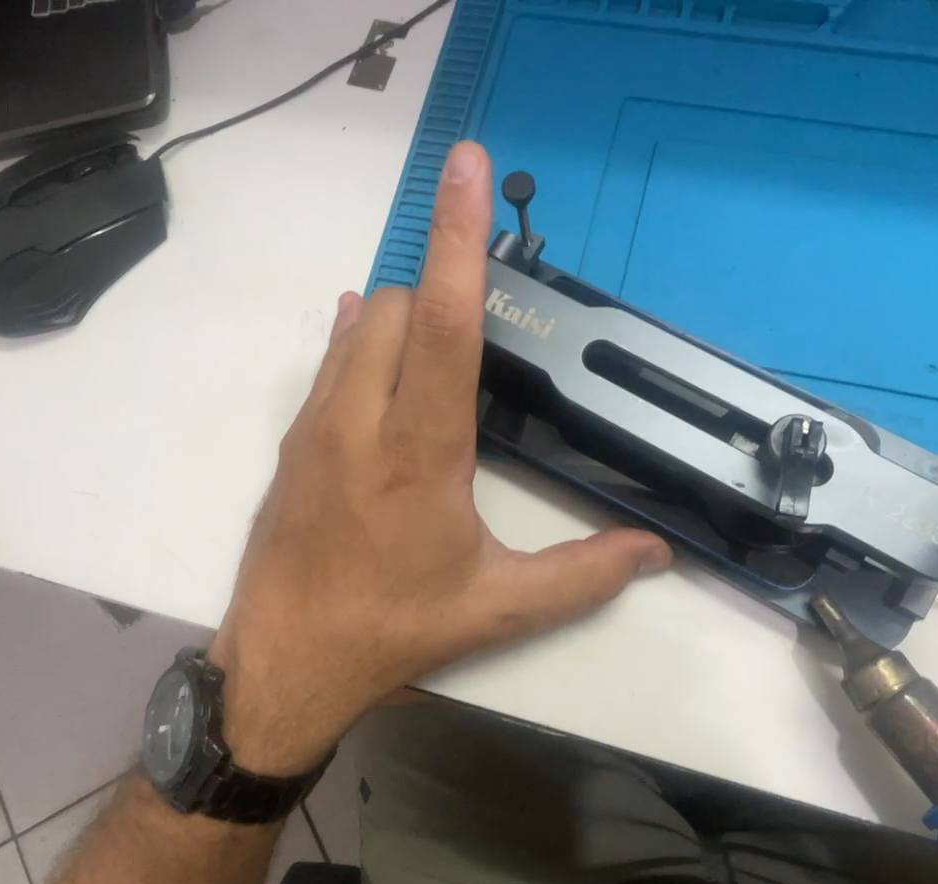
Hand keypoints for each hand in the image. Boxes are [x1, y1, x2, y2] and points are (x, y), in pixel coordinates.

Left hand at [207, 141, 669, 775]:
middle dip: (441, 291)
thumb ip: (582, 576)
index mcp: (419, 453)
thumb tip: (654, 552)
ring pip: (359, 328)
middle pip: (398, 307)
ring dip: (403, 314)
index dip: (460, 238)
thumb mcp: (497, 610)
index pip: (444, 323)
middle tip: (485, 321)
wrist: (283, 664)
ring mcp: (317, 427)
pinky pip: (330, 361)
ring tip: (442, 341)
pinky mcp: (294, 443)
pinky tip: (375, 345)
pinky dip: (361, 338)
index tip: (469, 165)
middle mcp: (360, 421)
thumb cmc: (391, 633)